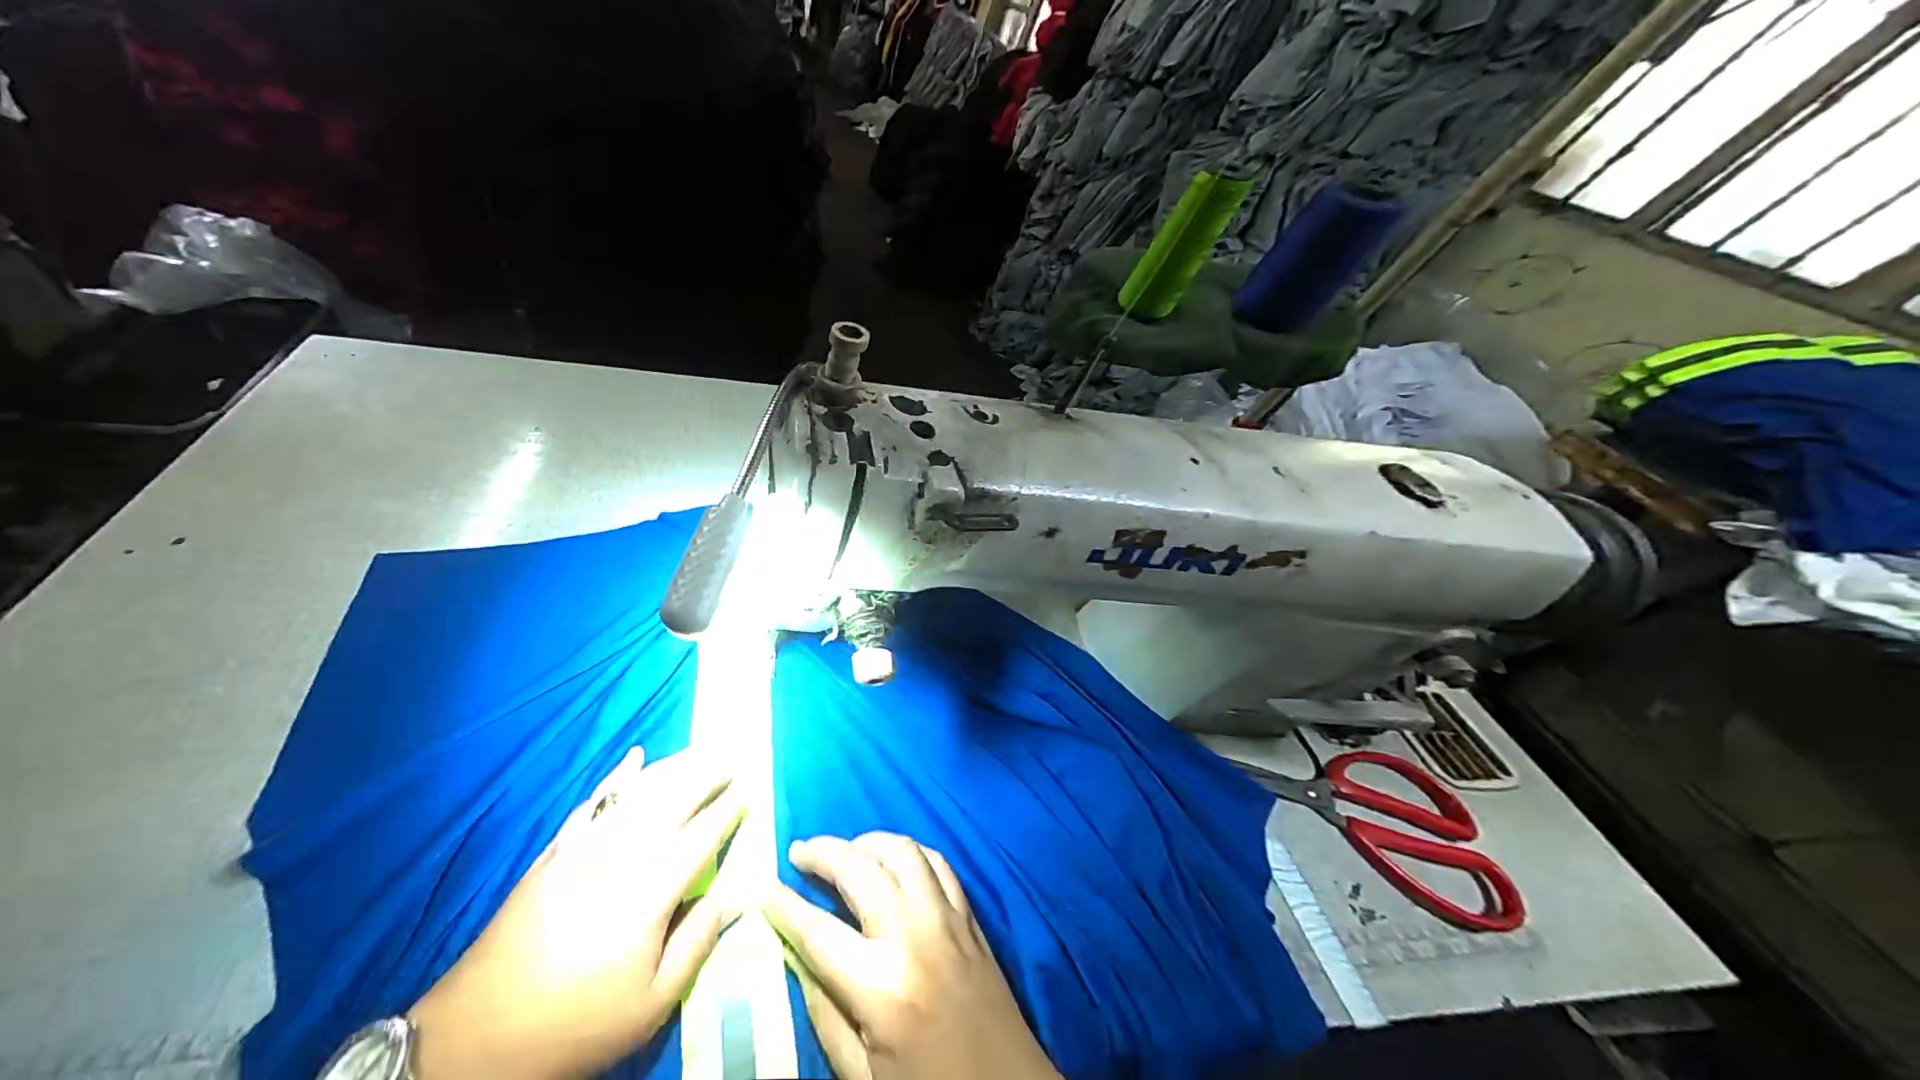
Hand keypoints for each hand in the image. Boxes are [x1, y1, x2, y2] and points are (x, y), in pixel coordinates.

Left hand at [408, 748, 743, 1079]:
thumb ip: (696, 944)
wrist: (476, 1039)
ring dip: (670, 769)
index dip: (725, 812)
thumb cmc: (575, 1026)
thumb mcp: (651, 1005)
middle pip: (669, 803)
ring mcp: (581, 852)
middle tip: (729, 762)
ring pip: (634, 795)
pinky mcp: (554, 855)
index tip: (746, 792)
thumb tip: (732, 897)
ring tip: (697, 753)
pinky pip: (592, 805)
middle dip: (703, 778)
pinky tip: (634, 759)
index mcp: (647, 895)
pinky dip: (615, 778)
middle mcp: (617, 860)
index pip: (698, 838)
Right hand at [763, 833, 1061, 1079]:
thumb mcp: (862, 1074)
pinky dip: (910, 851)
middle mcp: (914, 936)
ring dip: (868, 841)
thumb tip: (798, 959)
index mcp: (880, 985)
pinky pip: (938, 863)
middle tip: (799, 851)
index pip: (818, 930)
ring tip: (844, 850)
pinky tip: (893, 859)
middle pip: (861, 870)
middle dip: (824, 853)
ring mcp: (947, 919)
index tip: (764, 889)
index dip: (786, 906)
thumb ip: (825, 1014)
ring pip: (903, 852)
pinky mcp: (970, 917)